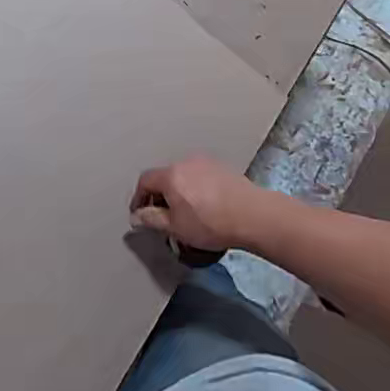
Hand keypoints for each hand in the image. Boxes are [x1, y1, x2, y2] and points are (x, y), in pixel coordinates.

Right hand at [129, 154, 270, 252]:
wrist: (252, 214)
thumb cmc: (210, 223)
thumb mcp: (176, 228)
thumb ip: (152, 220)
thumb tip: (137, 216)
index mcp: (171, 175)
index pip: (145, 180)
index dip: (138, 198)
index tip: (140, 214)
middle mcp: (186, 162)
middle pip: (164, 176)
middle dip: (159, 195)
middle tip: (162, 216)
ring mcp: (206, 162)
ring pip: (183, 176)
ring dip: (178, 191)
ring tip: (184, 212)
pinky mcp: (221, 167)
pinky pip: (199, 176)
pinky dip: (195, 188)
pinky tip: (204, 205)